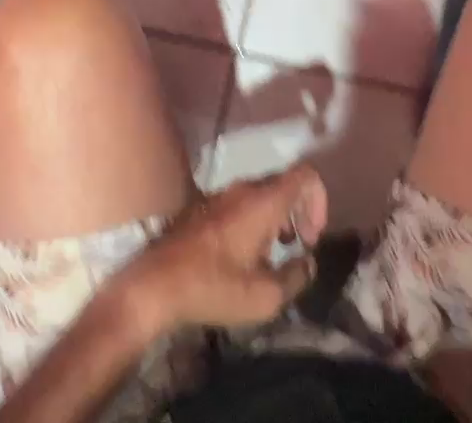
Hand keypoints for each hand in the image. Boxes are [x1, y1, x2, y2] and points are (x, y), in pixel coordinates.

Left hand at [115, 164, 328, 335]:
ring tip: (270, 256)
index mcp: (262, 202)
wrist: (152, 286)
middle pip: (283, 185)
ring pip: (260, 195)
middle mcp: (242, 189)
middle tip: (296, 247)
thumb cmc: (212, 288)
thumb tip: (307, 264)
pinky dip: (251, 222)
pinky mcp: (200, 208)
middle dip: (298, 213)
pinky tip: (241, 258)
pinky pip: (238, 205)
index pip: (305, 175)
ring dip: (274, 219)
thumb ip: (296, 277)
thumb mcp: (264, 297)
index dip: (319, 201)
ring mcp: (218, 196)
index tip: (310, 237)